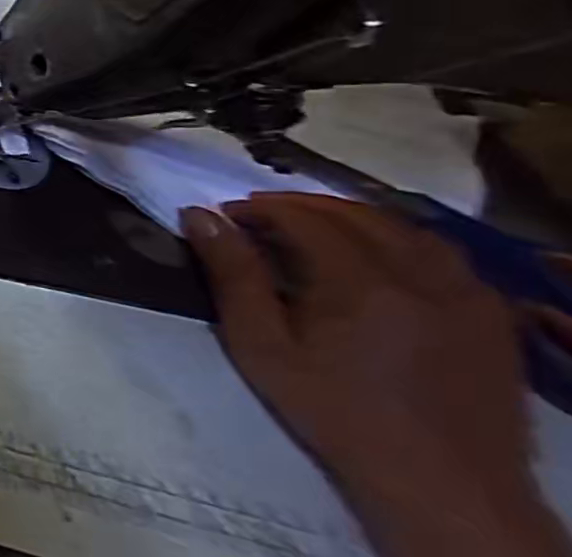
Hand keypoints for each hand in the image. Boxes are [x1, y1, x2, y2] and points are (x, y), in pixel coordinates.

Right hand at [182, 194, 570, 556]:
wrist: (441, 486)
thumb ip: (232, 274)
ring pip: (408, 230)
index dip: (261, 208)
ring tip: (316, 228)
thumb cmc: (334, 411)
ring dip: (354, 218)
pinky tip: (378, 257)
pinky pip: (448, 258)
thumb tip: (199, 215)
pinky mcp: (493, 319)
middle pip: (358, 216)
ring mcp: (469, 298)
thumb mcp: (261, 345)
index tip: (227, 215)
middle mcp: (423, 279)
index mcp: (364, 284)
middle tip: (260, 215)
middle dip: (303, 206)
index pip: (306, 219)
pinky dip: (403, 242)